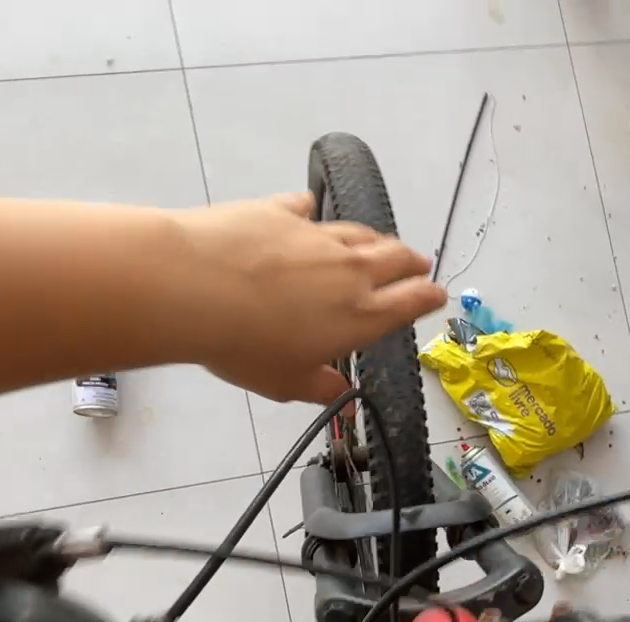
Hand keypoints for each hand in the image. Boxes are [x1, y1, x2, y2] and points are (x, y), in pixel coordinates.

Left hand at [160, 193, 446, 403]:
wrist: (193, 288)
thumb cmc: (246, 347)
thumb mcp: (288, 383)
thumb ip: (324, 390)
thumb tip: (347, 405)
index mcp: (361, 316)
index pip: (411, 301)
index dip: (429, 297)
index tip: (437, 294)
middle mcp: (350, 271)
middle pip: (396, 258)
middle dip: (413, 262)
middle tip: (419, 264)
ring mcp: (317, 236)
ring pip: (359, 233)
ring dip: (375, 240)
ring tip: (379, 244)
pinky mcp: (281, 211)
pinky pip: (307, 208)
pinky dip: (314, 213)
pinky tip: (310, 212)